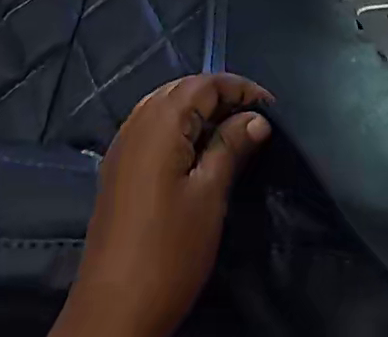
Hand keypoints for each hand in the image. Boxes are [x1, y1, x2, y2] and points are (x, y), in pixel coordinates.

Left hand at [51, 74, 274, 336]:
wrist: (115, 304)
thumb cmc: (170, 249)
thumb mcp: (209, 196)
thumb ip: (230, 148)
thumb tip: (256, 118)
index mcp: (159, 121)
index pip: (202, 84)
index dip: (239, 88)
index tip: (272, 106)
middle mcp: (136, 120)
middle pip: (181, 89)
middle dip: (219, 95)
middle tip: (255, 117)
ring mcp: (122, 142)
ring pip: (164, 105)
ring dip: (198, 109)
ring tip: (232, 130)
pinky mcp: (118, 163)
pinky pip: (151, 125)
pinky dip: (178, 125)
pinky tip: (196, 148)